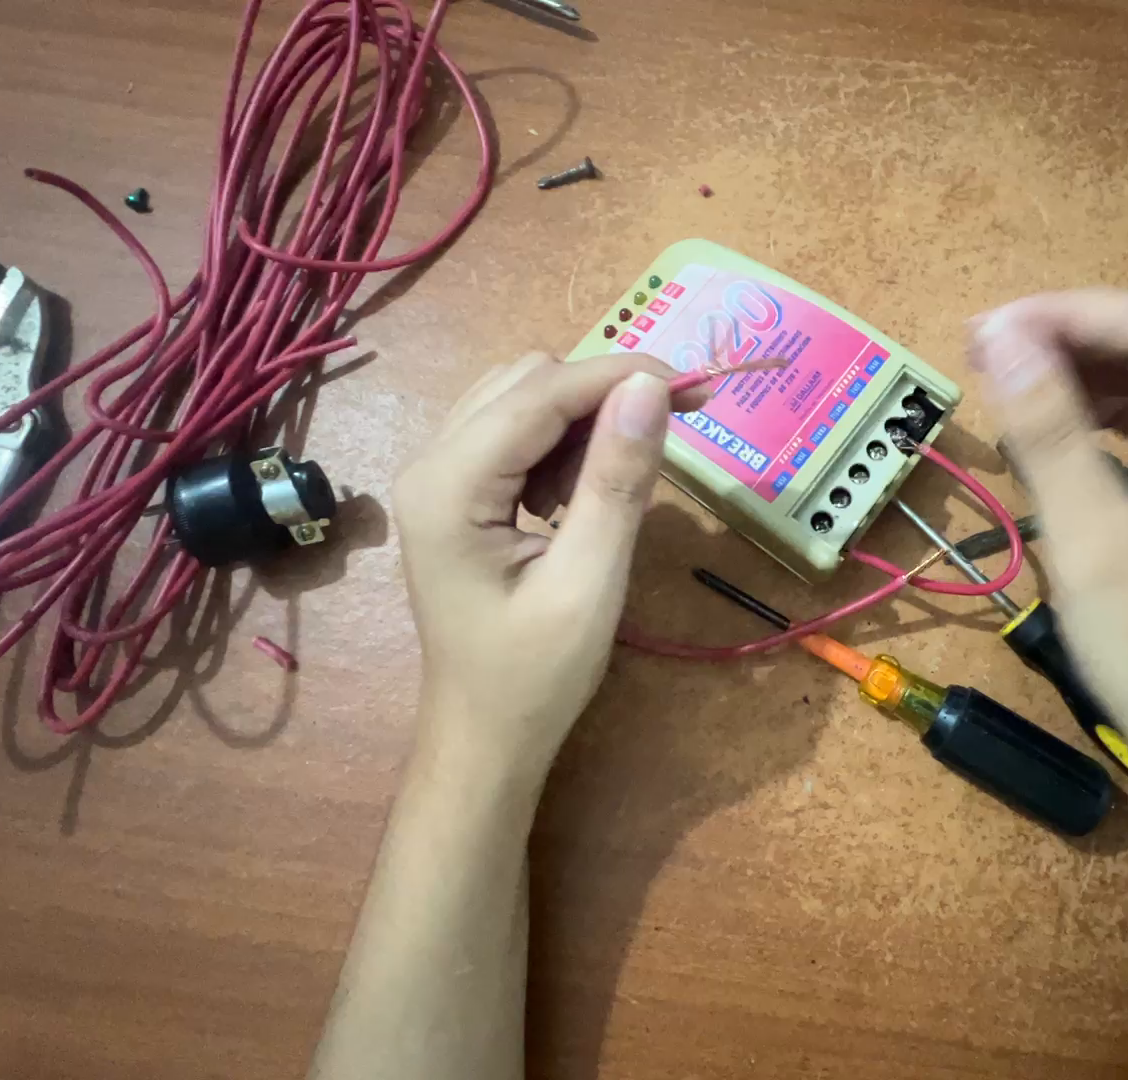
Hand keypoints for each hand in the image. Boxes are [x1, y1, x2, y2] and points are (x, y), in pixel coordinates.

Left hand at [393, 352, 695, 788]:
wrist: (486, 737)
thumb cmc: (537, 676)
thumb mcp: (591, 582)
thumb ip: (618, 481)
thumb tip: (650, 386)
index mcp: (450, 486)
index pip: (543, 392)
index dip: (621, 375)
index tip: (696, 387)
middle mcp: (431, 463)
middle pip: (527, 383)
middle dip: (604, 395)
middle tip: (668, 434)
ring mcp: (438, 476)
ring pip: (522, 400)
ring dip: (583, 423)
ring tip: (614, 489)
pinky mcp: (456, 493)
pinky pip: (515, 434)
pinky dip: (562, 447)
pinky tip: (576, 500)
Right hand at [968, 290, 1127, 786]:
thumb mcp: (1096, 546)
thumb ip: (1049, 434)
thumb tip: (998, 337)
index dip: (1066, 316)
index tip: (980, 330)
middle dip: (1072, 338)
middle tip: (982, 353)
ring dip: (1083, 373)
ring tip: (1006, 386)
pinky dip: (1105, 416)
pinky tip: (1055, 428)